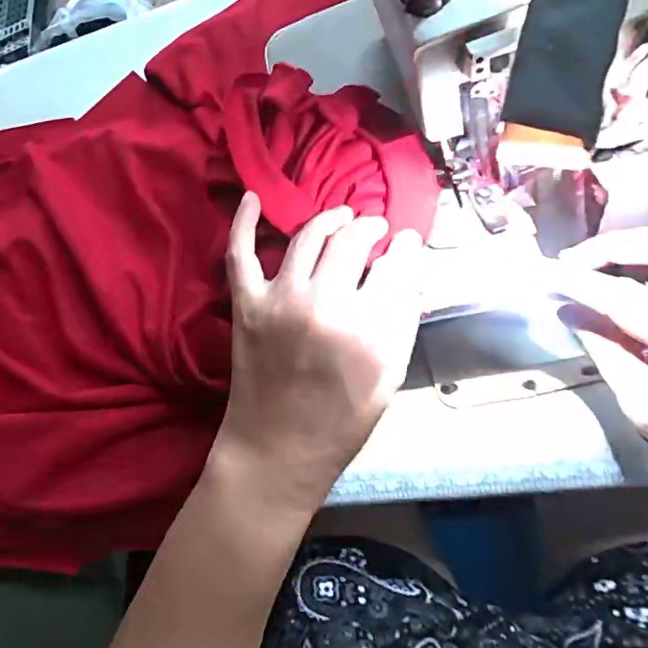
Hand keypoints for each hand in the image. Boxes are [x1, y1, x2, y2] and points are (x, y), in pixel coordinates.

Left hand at [216, 193, 424, 512]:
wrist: (277, 449)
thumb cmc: (341, 421)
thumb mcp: (390, 376)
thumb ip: (403, 316)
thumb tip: (407, 259)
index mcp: (368, 330)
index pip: (394, 265)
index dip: (403, 248)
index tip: (404, 242)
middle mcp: (324, 305)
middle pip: (351, 241)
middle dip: (368, 228)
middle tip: (374, 229)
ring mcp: (279, 300)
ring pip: (308, 236)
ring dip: (330, 218)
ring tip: (342, 217)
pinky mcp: (246, 304)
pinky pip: (239, 252)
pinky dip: (242, 222)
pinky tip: (252, 197)